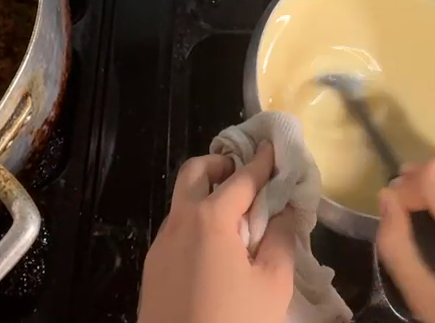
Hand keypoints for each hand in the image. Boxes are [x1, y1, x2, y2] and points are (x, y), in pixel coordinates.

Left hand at [139, 142, 298, 322]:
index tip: (275, 148)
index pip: (242, 178)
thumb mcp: (272, 286)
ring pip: (182, 202)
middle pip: (196, 173)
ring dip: (207, 195)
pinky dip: (196, 223)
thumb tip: (282, 212)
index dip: (262, 162)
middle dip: (222, 166)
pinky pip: (176, 231)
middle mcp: (180, 222)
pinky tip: (217, 250)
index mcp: (210, 218)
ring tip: (237, 217)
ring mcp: (160, 246)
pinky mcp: (152, 272)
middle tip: (247, 177)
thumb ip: (281, 240)